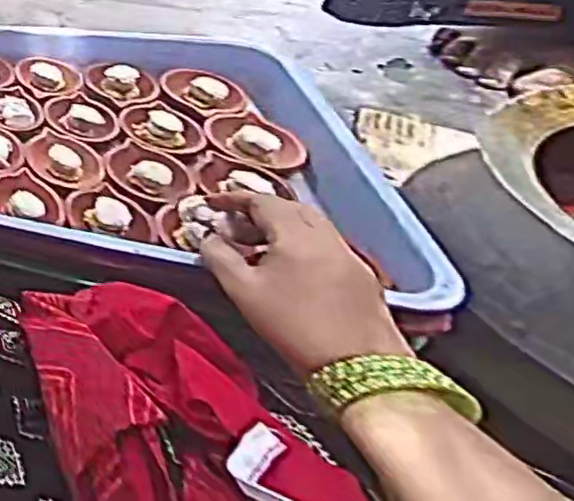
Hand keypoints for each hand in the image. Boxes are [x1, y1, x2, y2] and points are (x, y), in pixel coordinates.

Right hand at [199, 192, 409, 375]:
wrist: (365, 374)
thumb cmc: (294, 326)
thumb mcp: (240, 288)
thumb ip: (217, 254)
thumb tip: (209, 237)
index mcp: (298, 238)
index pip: (263, 201)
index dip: (232, 198)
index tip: (211, 205)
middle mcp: (329, 242)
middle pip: (292, 208)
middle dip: (259, 209)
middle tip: (233, 222)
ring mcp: (352, 261)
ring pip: (313, 226)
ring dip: (281, 226)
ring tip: (255, 244)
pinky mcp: (365, 281)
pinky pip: (326, 245)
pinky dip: (301, 242)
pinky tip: (285, 265)